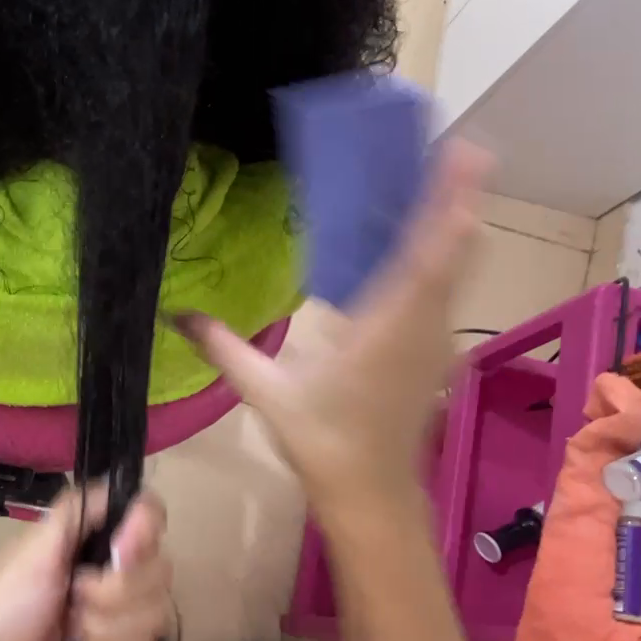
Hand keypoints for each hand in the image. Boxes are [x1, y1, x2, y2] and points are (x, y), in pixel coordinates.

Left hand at [0, 488, 172, 640]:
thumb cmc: (7, 606)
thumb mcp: (33, 550)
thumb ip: (74, 512)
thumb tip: (114, 482)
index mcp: (91, 537)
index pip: (149, 517)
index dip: (144, 532)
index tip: (120, 551)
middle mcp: (113, 568)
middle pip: (159, 569)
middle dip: (114, 593)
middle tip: (74, 597)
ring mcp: (120, 612)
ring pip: (155, 614)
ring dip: (106, 628)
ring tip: (70, 630)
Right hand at [178, 141, 490, 510]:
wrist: (370, 492)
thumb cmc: (320, 441)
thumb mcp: (265, 392)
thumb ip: (224, 348)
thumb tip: (177, 314)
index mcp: (382, 330)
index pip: (426, 256)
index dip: (448, 203)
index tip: (463, 153)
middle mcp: (421, 327)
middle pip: (457, 249)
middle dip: (459, 196)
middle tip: (447, 149)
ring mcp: (437, 339)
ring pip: (460, 268)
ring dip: (454, 223)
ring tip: (438, 180)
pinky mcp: (437, 351)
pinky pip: (449, 289)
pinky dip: (443, 255)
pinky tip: (420, 245)